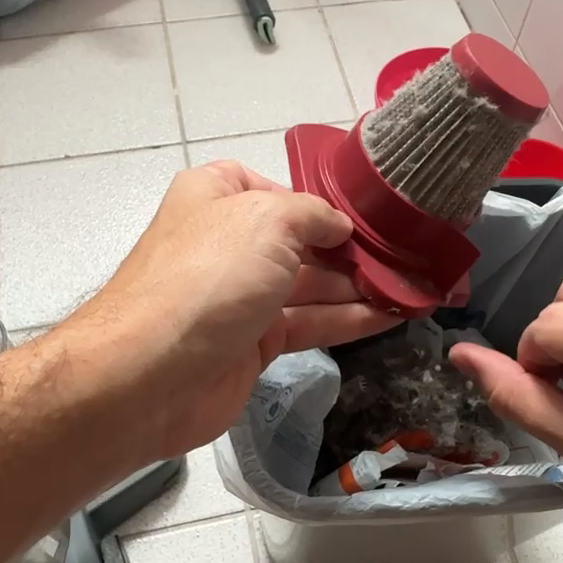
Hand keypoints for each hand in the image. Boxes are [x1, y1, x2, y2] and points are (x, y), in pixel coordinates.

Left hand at [56, 161, 398, 460]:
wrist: (150, 373)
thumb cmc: (209, 277)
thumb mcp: (267, 220)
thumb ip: (313, 215)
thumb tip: (338, 226)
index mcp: (218, 196)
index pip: (277, 189)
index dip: (321, 202)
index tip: (368, 216)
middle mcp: (228, 241)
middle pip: (301, 240)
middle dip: (353, 250)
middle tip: (410, 257)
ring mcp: (240, 295)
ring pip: (311, 285)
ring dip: (359, 287)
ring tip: (413, 287)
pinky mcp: (253, 342)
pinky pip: (309, 323)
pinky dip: (348, 320)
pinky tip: (390, 316)